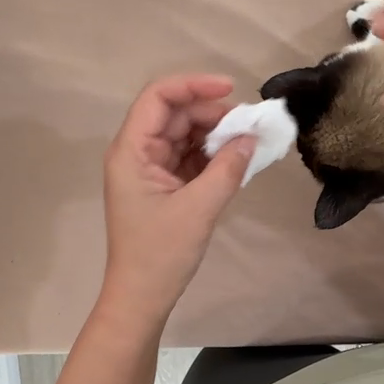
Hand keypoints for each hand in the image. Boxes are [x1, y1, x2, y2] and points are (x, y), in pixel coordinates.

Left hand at [99, 74, 255, 325]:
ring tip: (247, 143)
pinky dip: (211, 158)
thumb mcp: (198, 209)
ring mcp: (149, 172)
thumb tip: (251, 139)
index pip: (159, 98)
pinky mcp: (162, 189)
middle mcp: (136, 154)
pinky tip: (236, 161)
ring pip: (184, 137)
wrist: (141, 297)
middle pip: (174, 115)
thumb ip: (227, 169)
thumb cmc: (161, 254)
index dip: (193, 86)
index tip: (231, 90)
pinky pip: (188, 160)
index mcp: (132, 151)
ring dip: (214, 136)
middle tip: (249, 127)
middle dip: (211, 115)